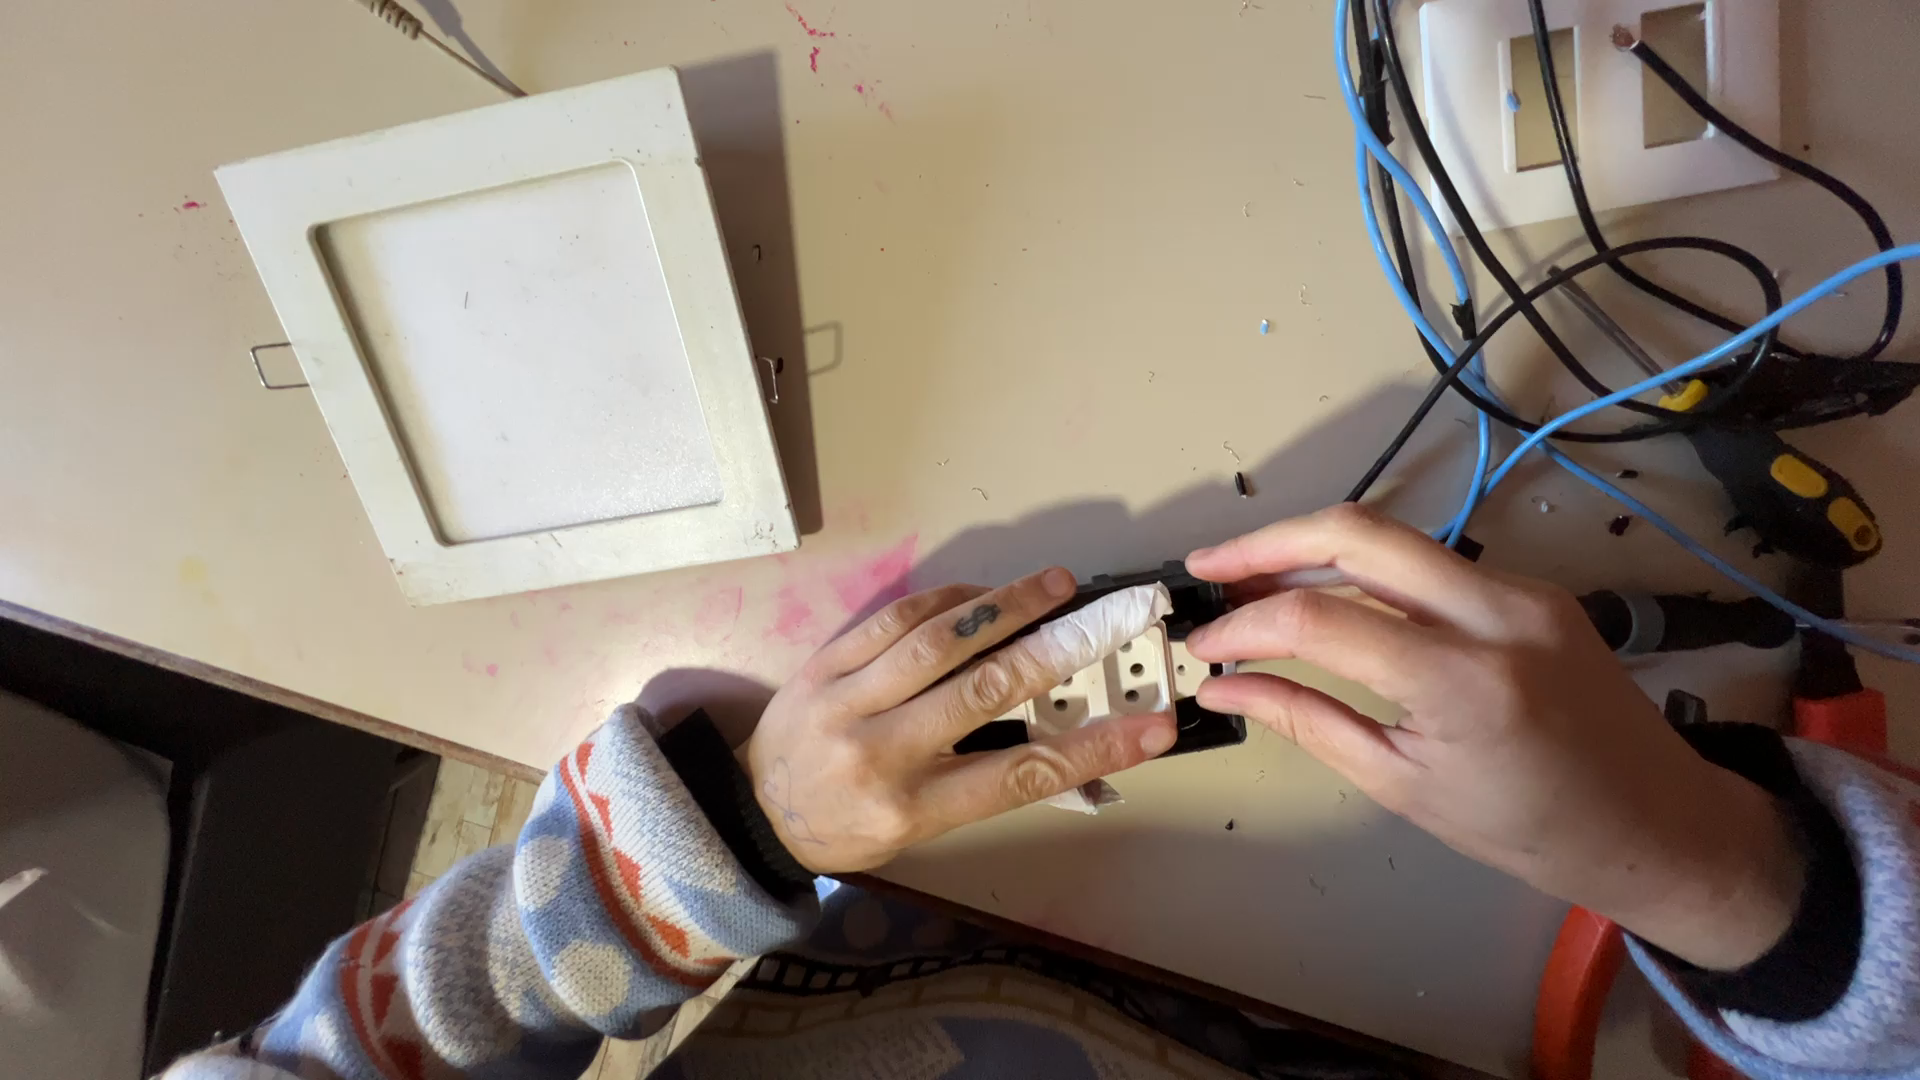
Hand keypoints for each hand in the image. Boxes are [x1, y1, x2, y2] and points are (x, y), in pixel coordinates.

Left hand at [740, 568, 1178, 874]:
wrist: (752, 808)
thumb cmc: (848, 826)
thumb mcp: (918, 831)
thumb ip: (985, 787)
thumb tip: (1067, 755)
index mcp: (912, 809)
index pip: (1017, 776)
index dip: (1092, 749)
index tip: (1150, 726)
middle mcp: (881, 752)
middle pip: (983, 691)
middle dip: (1058, 651)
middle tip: (1109, 621)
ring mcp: (847, 700)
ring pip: (938, 640)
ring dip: (1005, 607)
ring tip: (1055, 585)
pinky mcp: (823, 661)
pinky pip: (896, 619)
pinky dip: (948, 599)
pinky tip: (983, 593)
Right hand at [1184, 504, 1804, 970]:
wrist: (1670, 829)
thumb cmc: (1529, 829)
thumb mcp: (1399, 784)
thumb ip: (1302, 719)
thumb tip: (1222, 688)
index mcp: (1463, 681)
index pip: (1319, 619)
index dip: (1244, 625)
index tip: (1205, 646)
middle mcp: (1495, 612)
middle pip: (1354, 534)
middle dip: (1263, 543)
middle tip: (1207, 568)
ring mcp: (1517, 589)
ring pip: (1382, 534)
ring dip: (1300, 546)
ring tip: (1242, 577)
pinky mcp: (1520, 586)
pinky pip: (1414, 558)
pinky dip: (1347, 565)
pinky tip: (1311, 588)